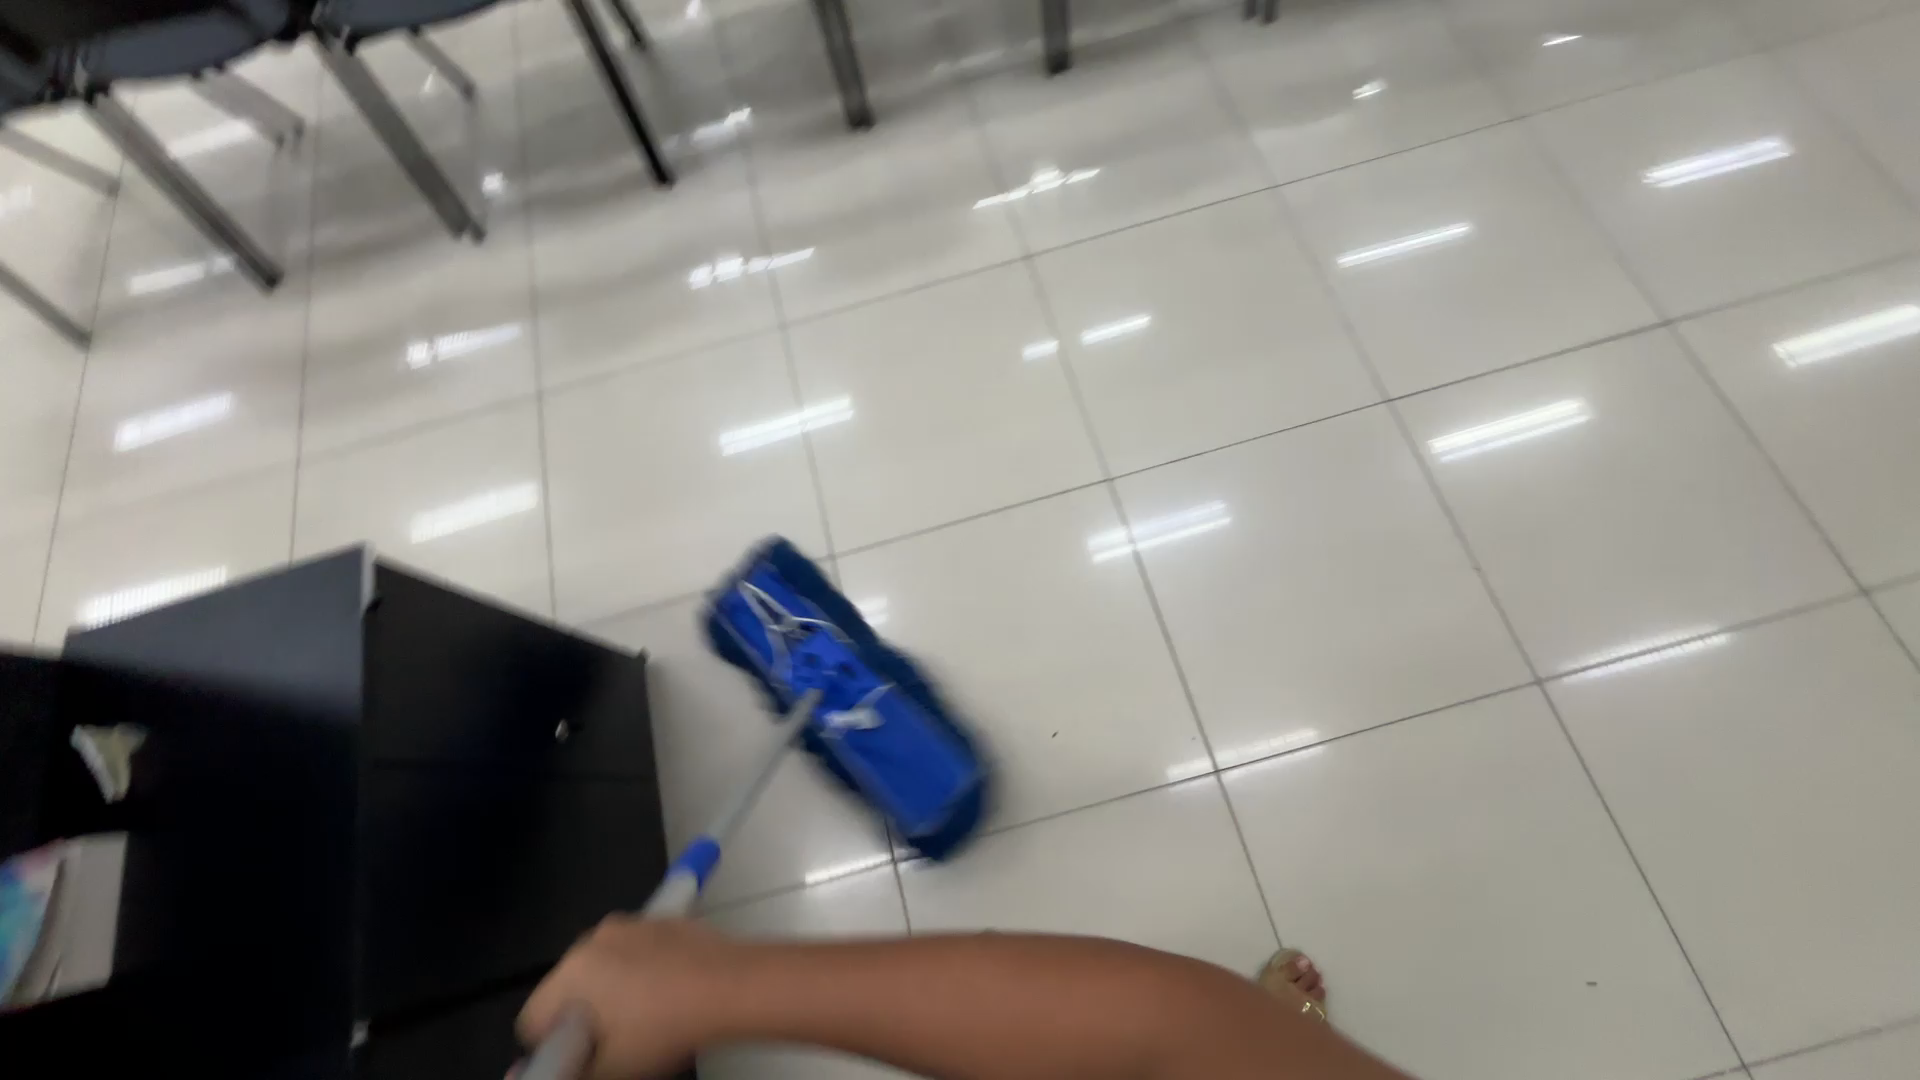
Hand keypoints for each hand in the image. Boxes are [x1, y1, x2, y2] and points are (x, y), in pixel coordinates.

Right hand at [518, 916, 739, 1079]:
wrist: (732, 984)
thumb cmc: (664, 1029)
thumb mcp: (609, 1070)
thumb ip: (566, 1076)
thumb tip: (524, 1076)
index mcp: (572, 970)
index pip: (533, 1019)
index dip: (553, 1047)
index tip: (585, 1057)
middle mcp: (596, 936)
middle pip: (567, 989)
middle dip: (583, 1017)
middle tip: (616, 1040)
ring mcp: (632, 922)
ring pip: (602, 968)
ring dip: (611, 993)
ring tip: (646, 1017)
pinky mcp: (663, 920)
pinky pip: (634, 951)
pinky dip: (640, 971)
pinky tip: (669, 991)